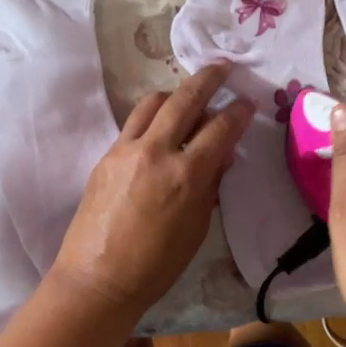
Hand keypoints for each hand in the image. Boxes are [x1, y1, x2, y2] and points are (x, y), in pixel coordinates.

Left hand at [49, 63, 254, 320]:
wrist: (98, 278)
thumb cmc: (156, 265)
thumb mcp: (197, 228)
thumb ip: (210, 186)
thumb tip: (220, 156)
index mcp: (186, 175)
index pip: (220, 128)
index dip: (238, 112)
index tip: (247, 102)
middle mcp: (156, 152)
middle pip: (185, 99)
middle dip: (208, 78)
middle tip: (223, 67)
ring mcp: (126, 150)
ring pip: (153, 103)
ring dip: (175, 94)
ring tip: (189, 96)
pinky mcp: (106, 156)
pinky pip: (133, 124)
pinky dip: (152, 116)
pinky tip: (161, 126)